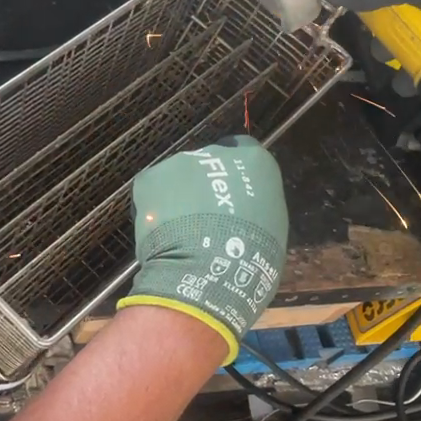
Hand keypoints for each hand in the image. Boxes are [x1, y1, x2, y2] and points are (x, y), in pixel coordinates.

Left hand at [118, 135, 287, 362]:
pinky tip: (161, 231)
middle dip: (203, 186)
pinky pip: (152, 191)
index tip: (229, 197)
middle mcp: (216, 152)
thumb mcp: (270, 225)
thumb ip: (255, 205)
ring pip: (178, 177)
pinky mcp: (150, 178)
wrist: (208, 268)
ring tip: (179, 230)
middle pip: (208, 164)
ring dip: (178, 197)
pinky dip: (154, 209)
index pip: (243, 154)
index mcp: (253, 160)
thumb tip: (241, 208)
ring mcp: (180, 162)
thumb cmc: (252, 254)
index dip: (234, 176)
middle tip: (202, 218)